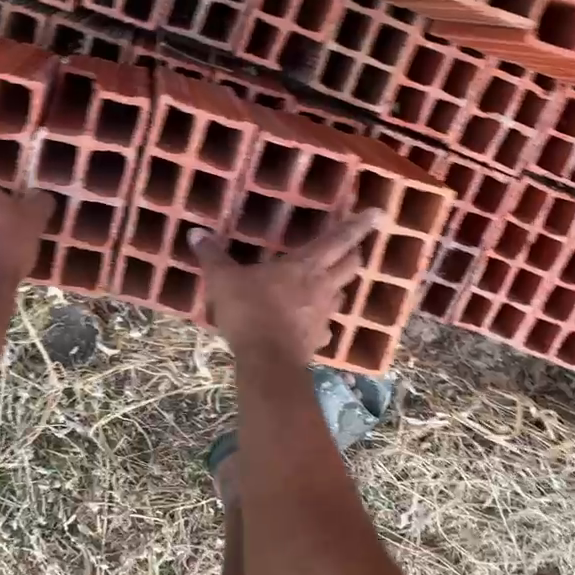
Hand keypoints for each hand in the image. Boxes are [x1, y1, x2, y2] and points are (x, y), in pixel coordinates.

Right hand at [189, 210, 382, 366]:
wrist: (267, 362)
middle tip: (351, 246)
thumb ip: (212, 256)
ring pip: (342, 293)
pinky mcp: (318, 339)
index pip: (339, 239)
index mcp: (304, 265)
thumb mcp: (223, 280)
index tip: (378, 213)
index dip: (359, 224)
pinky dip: (322, 318)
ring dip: (339, 284)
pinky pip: (326, 324)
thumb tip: (195, 233)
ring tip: (329, 281)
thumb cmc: (250, 311)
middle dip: (354, 253)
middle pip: (351, 265)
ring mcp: (323, 314)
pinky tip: (311, 322)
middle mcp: (322, 286)